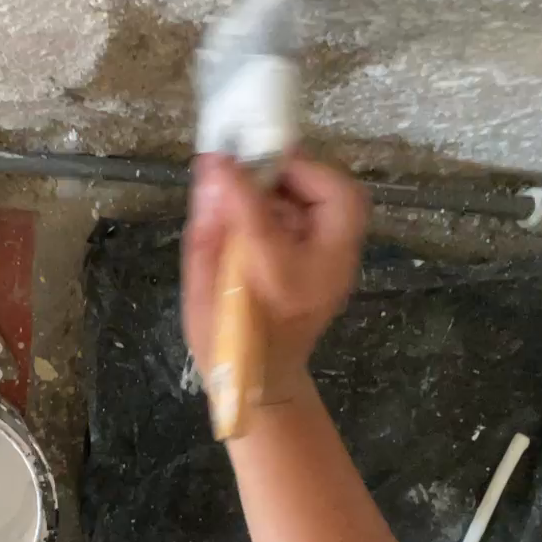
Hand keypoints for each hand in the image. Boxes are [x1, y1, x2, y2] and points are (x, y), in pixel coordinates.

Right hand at [182, 151, 369, 400]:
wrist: (263, 383)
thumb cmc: (227, 342)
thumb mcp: (200, 290)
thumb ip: (206, 231)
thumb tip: (210, 174)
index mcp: (280, 285)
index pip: (263, 219)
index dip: (241, 182)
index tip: (221, 158)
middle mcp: (324, 273)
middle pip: (338, 197)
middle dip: (297, 170)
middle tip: (256, 164)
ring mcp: (342, 269)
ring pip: (341, 201)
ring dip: (299, 184)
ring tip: (257, 186)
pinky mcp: (341, 264)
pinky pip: (334, 216)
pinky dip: (303, 201)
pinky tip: (269, 211)